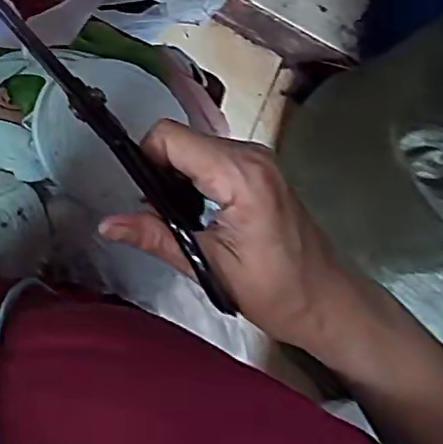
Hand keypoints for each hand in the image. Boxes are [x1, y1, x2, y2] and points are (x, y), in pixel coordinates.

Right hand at [97, 121, 374, 355]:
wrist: (336, 307)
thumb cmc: (280, 293)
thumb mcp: (210, 268)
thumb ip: (155, 237)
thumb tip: (106, 225)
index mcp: (240, 175)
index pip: (168, 136)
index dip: (147, 160)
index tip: (148, 199)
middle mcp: (249, 154)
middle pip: (177, 137)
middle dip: (158, 169)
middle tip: (163, 213)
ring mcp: (256, 156)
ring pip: (190, 142)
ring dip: (174, 172)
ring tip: (182, 214)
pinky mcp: (257, 164)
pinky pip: (207, 152)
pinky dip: (191, 172)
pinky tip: (198, 207)